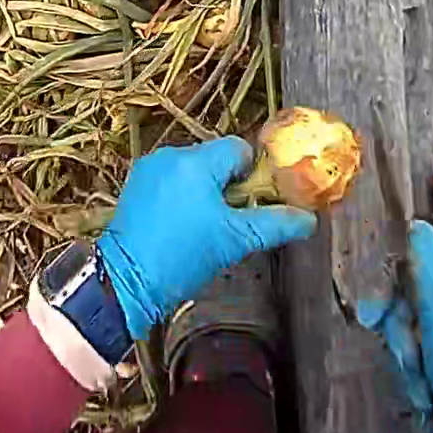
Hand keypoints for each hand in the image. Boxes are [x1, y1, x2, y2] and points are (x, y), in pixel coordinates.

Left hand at [96, 137, 318, 338]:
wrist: (124, 283)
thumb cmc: (182, 257)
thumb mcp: (234, 241)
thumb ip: (274, 224)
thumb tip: (308, 220)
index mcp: (197, 161)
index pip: (239, 149)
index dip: (250, 175)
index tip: (247, 205)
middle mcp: (172, 154)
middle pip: (217, 158)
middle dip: (227, 184)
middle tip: (226, 220)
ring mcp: (151, 166)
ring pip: (194, 168)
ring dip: (204, 188)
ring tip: (201, 225)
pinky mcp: (137, 182)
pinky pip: (172, 177)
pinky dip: (181, 192)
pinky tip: (178, 223)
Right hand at [367, 221, 432, 432]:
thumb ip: (426, 267)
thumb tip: (416, 222)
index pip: (404, 274)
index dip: (385, 297)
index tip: (372, 318)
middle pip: (402, 311)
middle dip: (401, 341)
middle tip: (415, 362)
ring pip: (407, 344)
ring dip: (410, 370)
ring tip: (428, 391)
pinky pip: (418, 370)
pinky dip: (419, 389)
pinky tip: (431, 404)